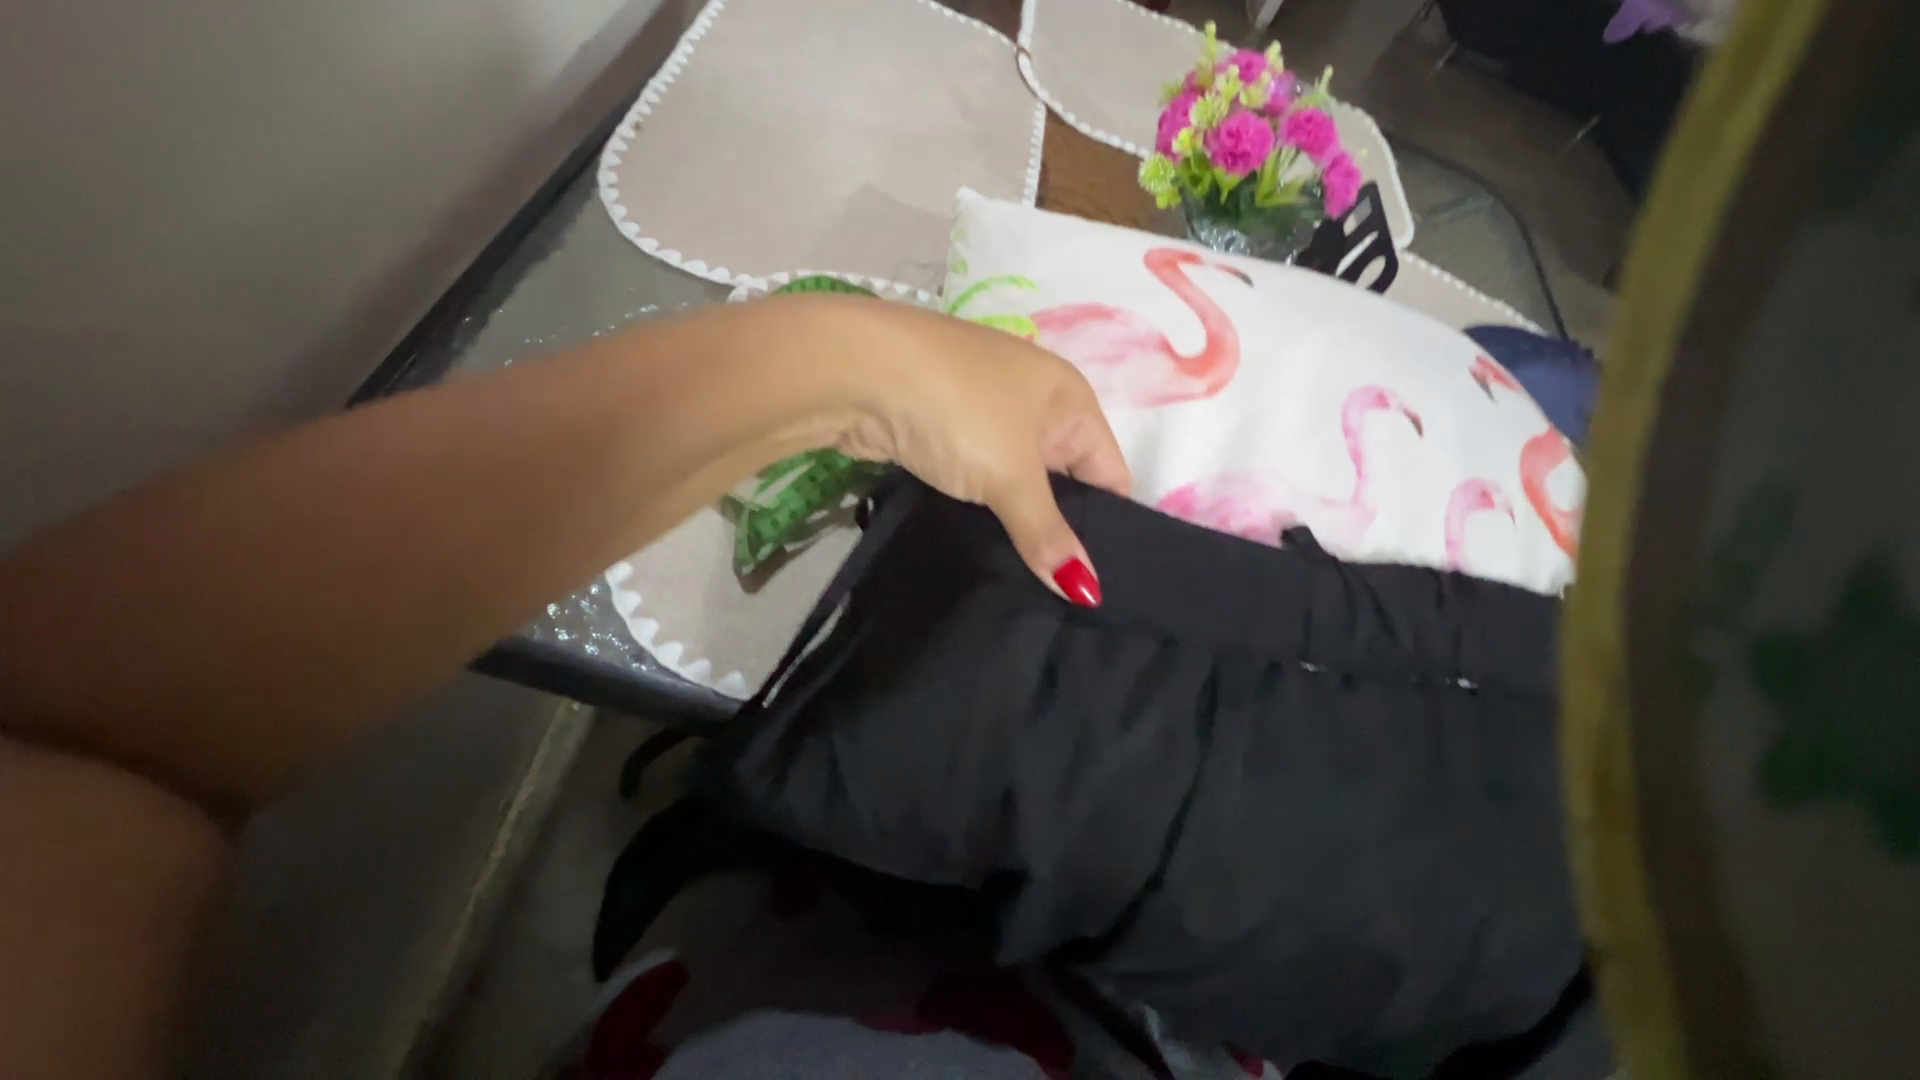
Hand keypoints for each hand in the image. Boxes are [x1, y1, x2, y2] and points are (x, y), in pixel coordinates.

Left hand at [827, 300, 1130, 604]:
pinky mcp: (941, 433)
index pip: (1110, 473)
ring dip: (1014, 525)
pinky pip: (976, 480)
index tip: (1097, 585)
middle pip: (1063, 480)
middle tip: (1060, 598)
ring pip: (1015, 483)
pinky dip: (979, 510)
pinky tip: (978, 552)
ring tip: (1021, 586)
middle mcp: (1035, 402)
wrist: (855, 370)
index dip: (1108, 528)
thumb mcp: (1011, 475)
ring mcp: (984, 415)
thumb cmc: (957, 410)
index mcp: (1070, 398)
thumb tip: (1087, 592)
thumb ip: (1047, 534)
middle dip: (1058, 532)